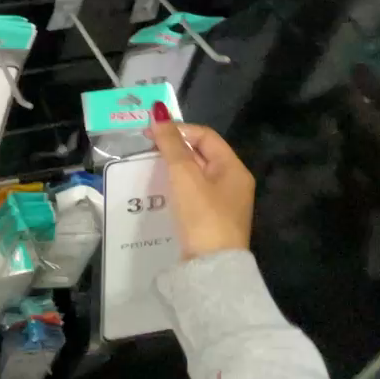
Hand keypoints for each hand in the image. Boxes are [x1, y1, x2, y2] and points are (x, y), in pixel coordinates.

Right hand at [147, 104, 253, 260]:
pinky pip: (191, 191)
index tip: (151, 132)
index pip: (205, 135)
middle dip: (173, 147)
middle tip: (146, 146)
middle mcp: (232, 182)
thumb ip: (170, 142)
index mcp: (233, 169)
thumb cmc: (202, 214)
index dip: (178, 129)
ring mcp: (222, 202)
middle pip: (200, 153)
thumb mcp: (184, 174)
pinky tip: (158, 188)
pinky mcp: (210, 219)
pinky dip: (174, 185)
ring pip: (194, 173)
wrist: (211, 268)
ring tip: (148, 165)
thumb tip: (158, 110)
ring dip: (171, 165)